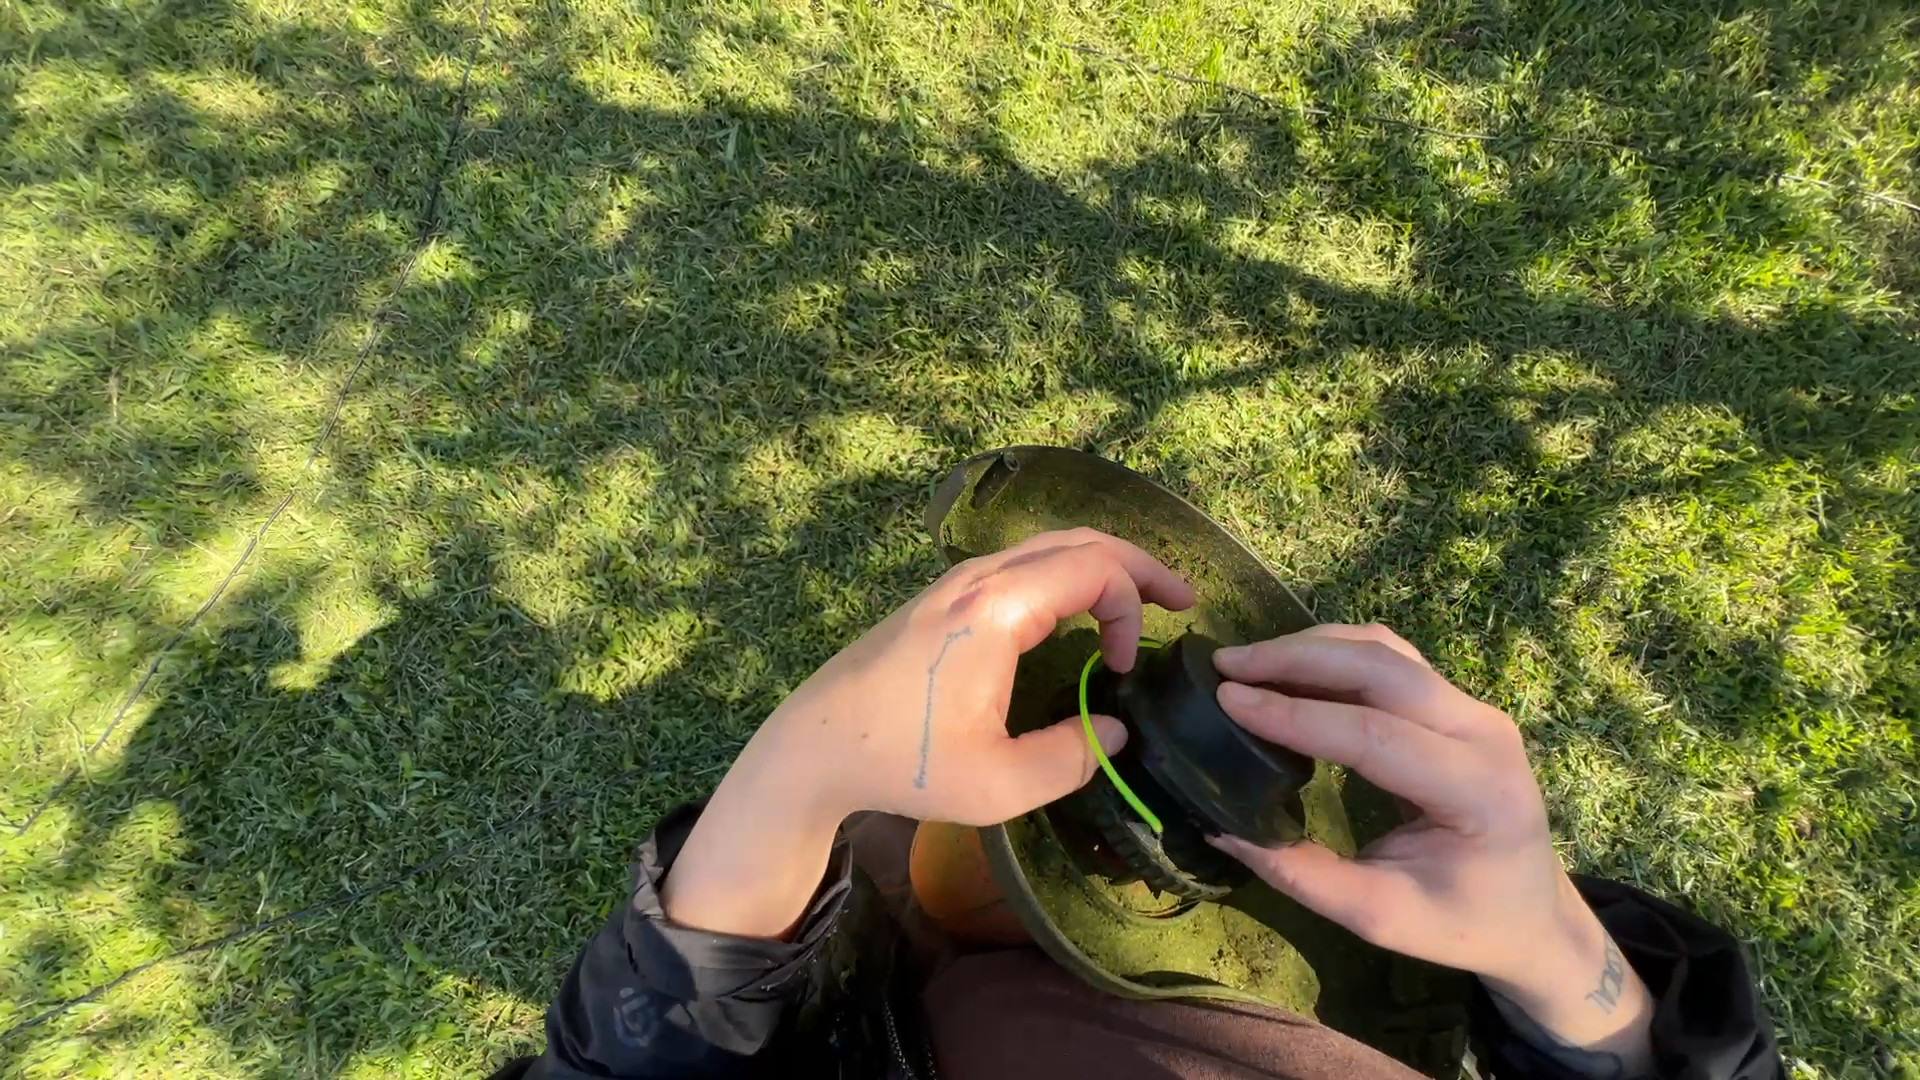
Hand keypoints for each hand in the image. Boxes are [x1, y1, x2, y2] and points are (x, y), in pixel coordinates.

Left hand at [661, 528, 1194, 936]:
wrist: (816, 744)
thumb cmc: (903, 764)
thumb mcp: (1000, 785)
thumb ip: (1073, 757)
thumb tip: (1118, 730)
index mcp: (996, 609)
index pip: (1094, 569)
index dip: (1133, 606)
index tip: (1129, 665)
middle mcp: (978, 577)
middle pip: (1076, 540)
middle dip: (1136, 563)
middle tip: (1179, 597)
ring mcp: (955, 581)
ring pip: (1045, 546)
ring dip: (1098, 566)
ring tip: (1137, 600)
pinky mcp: (942, 595)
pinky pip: (1019, 564)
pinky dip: (1063, 575)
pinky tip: (1073, 610)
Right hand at [1206, 624, 1653, 1073]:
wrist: (1535, 911)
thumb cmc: (1464, 921)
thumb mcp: (1380, 917)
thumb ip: (1300, 874)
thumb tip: (1219, 828)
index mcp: (1478, 794)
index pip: (1374, 735)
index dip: (1294, 714)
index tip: (1226, 699)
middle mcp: (1483, 733)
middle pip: (1379, 667)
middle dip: (1294, 657)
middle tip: (1227, 664)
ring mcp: (1471, 707)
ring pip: (1380, 648)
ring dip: (1308, 646)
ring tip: (1246, 661)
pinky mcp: (1451, 698)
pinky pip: (1384, 654)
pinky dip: (1329, 650)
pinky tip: (1287, 665)